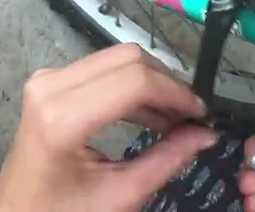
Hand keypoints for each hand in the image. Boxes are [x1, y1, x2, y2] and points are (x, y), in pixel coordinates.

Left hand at [0, 44, 217, 211]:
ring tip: (178, 116)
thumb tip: (206, 134)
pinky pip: (100, 68)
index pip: (134, 81)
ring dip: (151, 81)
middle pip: (126, 58)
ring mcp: (47, 78)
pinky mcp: (49, 80)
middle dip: (166, 82)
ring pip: (115, 57)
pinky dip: (130, 85)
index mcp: (63, 117)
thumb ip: (165, 161)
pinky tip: (151, 112)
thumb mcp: (118, 197)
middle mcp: (52, 84)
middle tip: (193, 114)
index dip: (174, 92)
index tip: (202, 113)